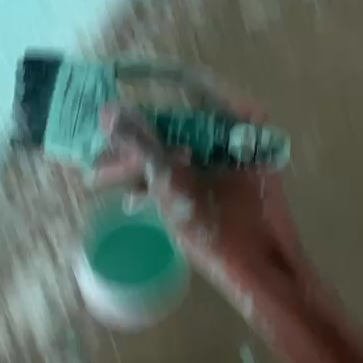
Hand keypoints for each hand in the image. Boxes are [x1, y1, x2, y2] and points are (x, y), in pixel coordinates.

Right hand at [88, 78, 306, 291]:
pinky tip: (131, 198)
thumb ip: (141, 144)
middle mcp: (238, 131)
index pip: (189, 83)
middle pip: (178, 122)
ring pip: (178, 148)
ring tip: (101, 180)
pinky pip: (188, 168)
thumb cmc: (227, 228)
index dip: (149, 83)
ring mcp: (233, 157)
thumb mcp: (175, 184)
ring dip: (140, 163)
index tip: (115, 86)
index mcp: (240, 119)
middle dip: (135, 139)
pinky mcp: (227, 182)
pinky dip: (161, 179)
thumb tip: (108, 111)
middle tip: (98, 151)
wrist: (264, 279)